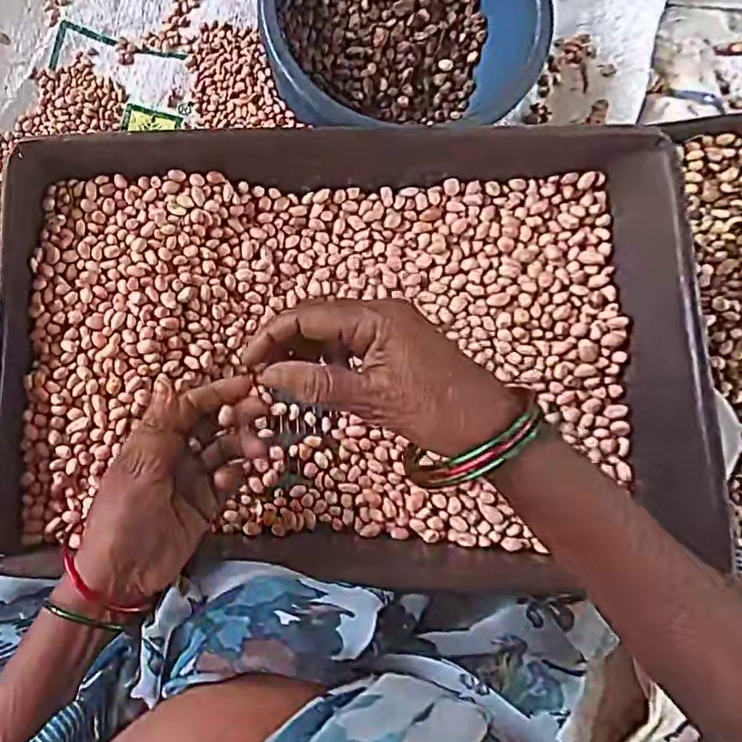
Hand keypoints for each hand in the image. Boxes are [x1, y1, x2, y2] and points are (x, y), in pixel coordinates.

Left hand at [64, 374, 259, 611]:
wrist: (121, 574)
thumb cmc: (121, 515)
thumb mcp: (138, 467)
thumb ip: (160, 427)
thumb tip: (170, 384)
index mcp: (152, 439)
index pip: (188, 406)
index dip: (215, 393)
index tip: (247, 385)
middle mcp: (173, 454)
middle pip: (211, 424)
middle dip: (236, 415)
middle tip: (262, 412)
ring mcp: (190, 480)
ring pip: (224, 451)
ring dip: (242, 445)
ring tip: (259, 450)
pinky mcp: (204, 506)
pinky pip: (227, 481)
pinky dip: (235, 475)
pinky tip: (234, 478)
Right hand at [240, 298, 514, 456]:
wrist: (495, 429)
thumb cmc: (440, 412)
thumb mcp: (372, 399)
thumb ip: (316, 384)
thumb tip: (267, 375)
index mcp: (376, 317)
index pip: (305, 315)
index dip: (269, 337)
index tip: (246, 364)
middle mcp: (380, 313)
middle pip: (313, 317)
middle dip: (279, 343)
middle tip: (255, 372)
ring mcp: (387, 327)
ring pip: (327, 331)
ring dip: (298, 352)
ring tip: (275, 378)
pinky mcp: (391, 344)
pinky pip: (344, 343)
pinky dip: (321, 359)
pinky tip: (307, 379)